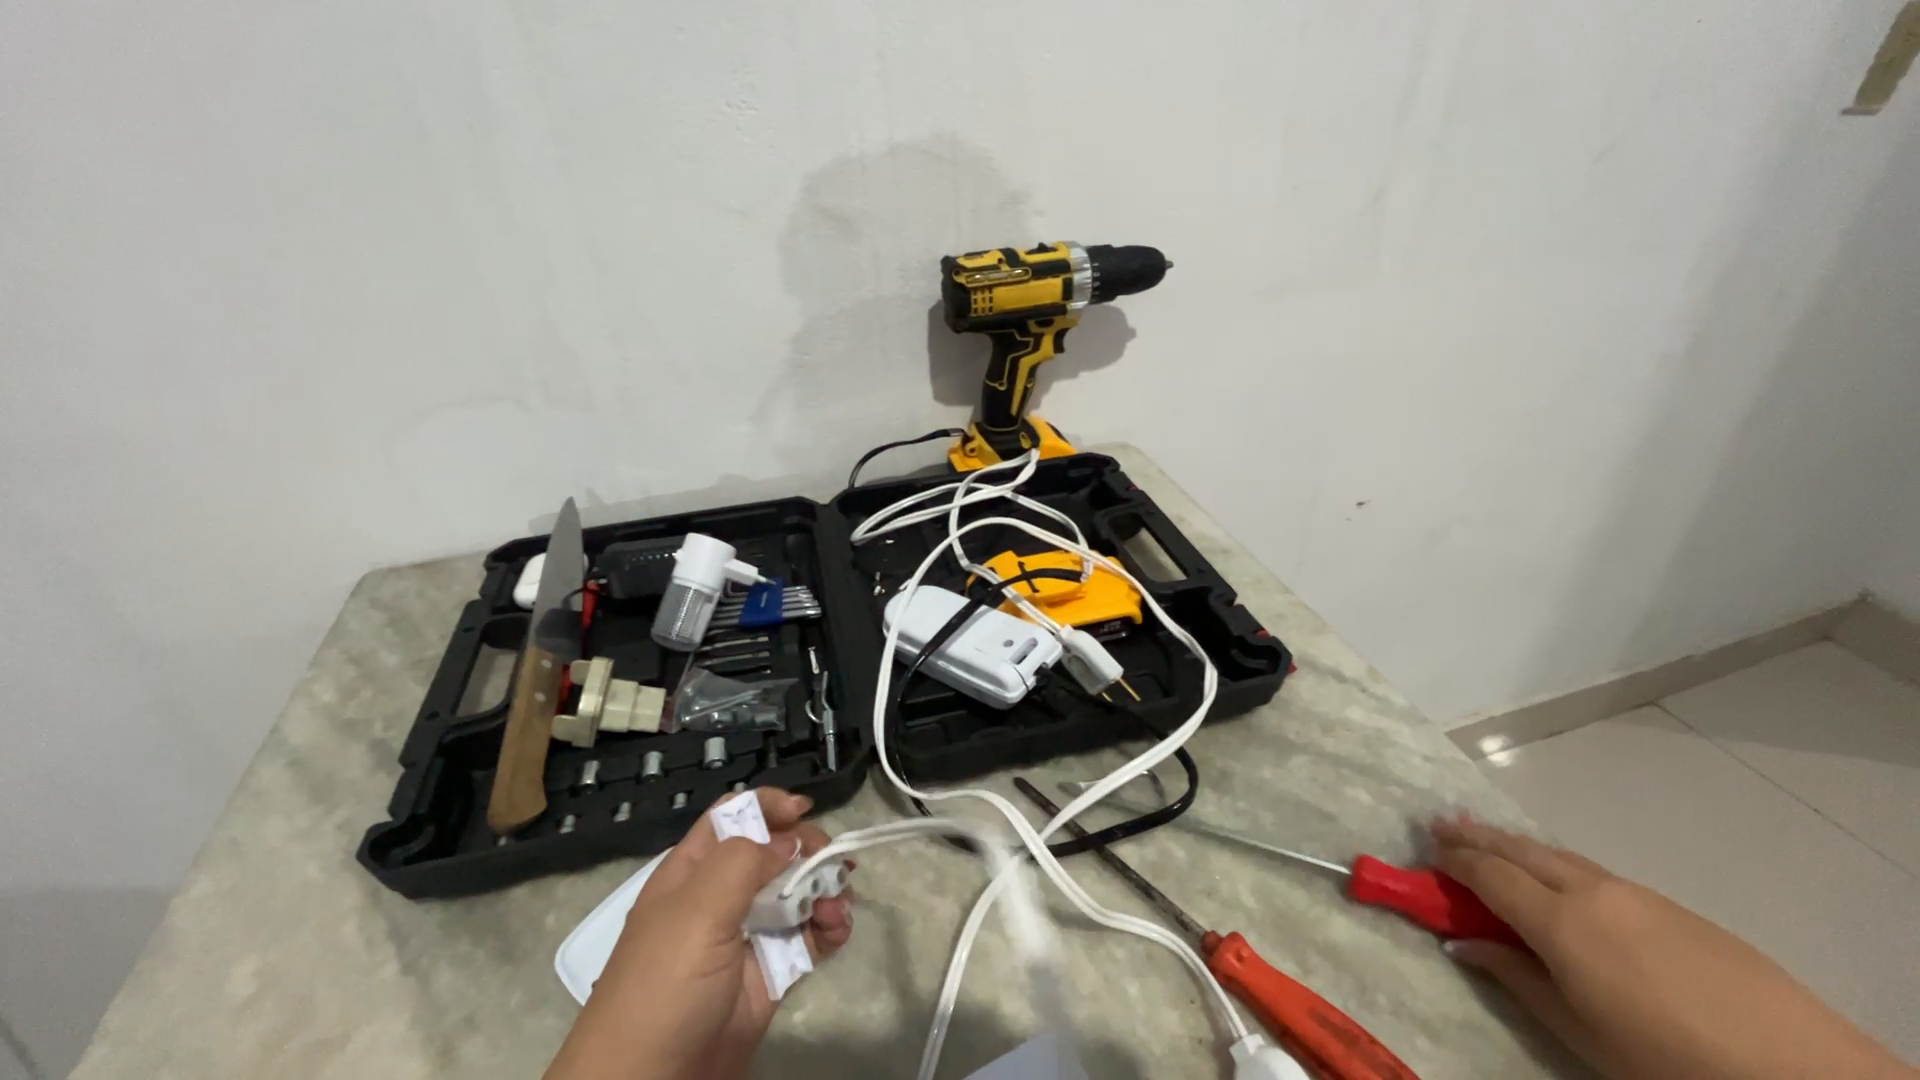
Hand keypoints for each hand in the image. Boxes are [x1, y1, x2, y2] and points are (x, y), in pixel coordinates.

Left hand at [546, 789, 854, 1079]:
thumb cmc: (664, 986)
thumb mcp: (696, 911)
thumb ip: (744, 862)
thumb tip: (788, 841)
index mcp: (693, 872)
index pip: (732, 817)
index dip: (767, 806)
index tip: (804, 811)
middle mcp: (722, 897)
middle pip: (774, 853)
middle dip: (808, 851)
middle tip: (834, 866)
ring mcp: (747, 937)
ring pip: (797, 894)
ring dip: (825, 891)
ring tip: (840, 908)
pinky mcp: (771, 974)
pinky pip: (808, 938)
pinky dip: (830, 927)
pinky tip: (839, 930)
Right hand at [1433, 816, 1911, 1079]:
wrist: (1797, 1067)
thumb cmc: (1664, 1056)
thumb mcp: (1578, 1031)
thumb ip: (1516, 978)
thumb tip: (1463, 945)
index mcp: (1558, 920)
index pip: (1488, 874)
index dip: (1452, 859)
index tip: (1424, 847)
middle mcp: (1589, 891)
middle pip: (1519, 849)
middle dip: (1476, 834)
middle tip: (1441, 823)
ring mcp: (1634, 892)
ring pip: (1558, 854)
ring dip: (1516, 844)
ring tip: (1489, 838)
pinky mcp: (1671, 905)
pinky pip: (1593, 870)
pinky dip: (1556, 862)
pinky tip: (1556, 876)